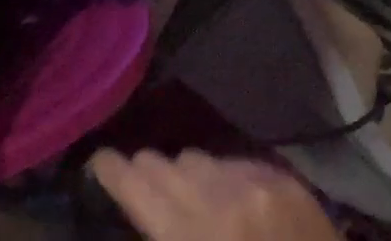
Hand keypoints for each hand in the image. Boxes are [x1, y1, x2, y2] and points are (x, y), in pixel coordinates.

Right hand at [91, 150, 340, 240]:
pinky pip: (233, 161)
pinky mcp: (284, 180)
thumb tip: (133, 208)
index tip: (106, 179)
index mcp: (185, 232)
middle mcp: (214, 196)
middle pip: (153, 160)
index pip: (124, 173)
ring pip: (192, 157)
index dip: (108, 173)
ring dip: (191, 180)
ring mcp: (253, 184)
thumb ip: (157, 234)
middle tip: (160, 207)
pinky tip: (243, 210)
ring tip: (206, 209)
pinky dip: (230, 181)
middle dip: (150, 181)